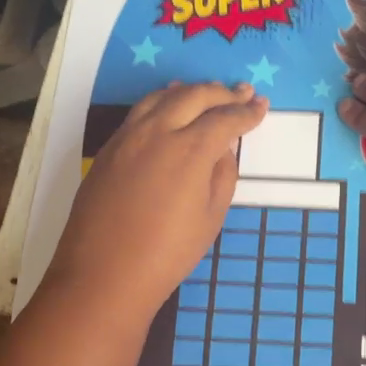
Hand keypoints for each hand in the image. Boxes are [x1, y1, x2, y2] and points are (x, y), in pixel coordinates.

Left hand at [45, 82, 268, 318]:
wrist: (104, 274)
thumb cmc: (167, 253)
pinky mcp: (109, 148)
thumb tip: (220, 148)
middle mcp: (157, 132)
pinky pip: (140, 112)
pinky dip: (162, 102)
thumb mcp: (211, 217)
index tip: (261, 106)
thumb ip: (222, 174)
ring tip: (208, 92)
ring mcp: (128, 137)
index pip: (225, 118)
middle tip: (242, 92)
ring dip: (190, 90)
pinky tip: (169, 107)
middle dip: (223, 93)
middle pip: (194, 96)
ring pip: (162, 97)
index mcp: (189, 149)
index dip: (247, 112)